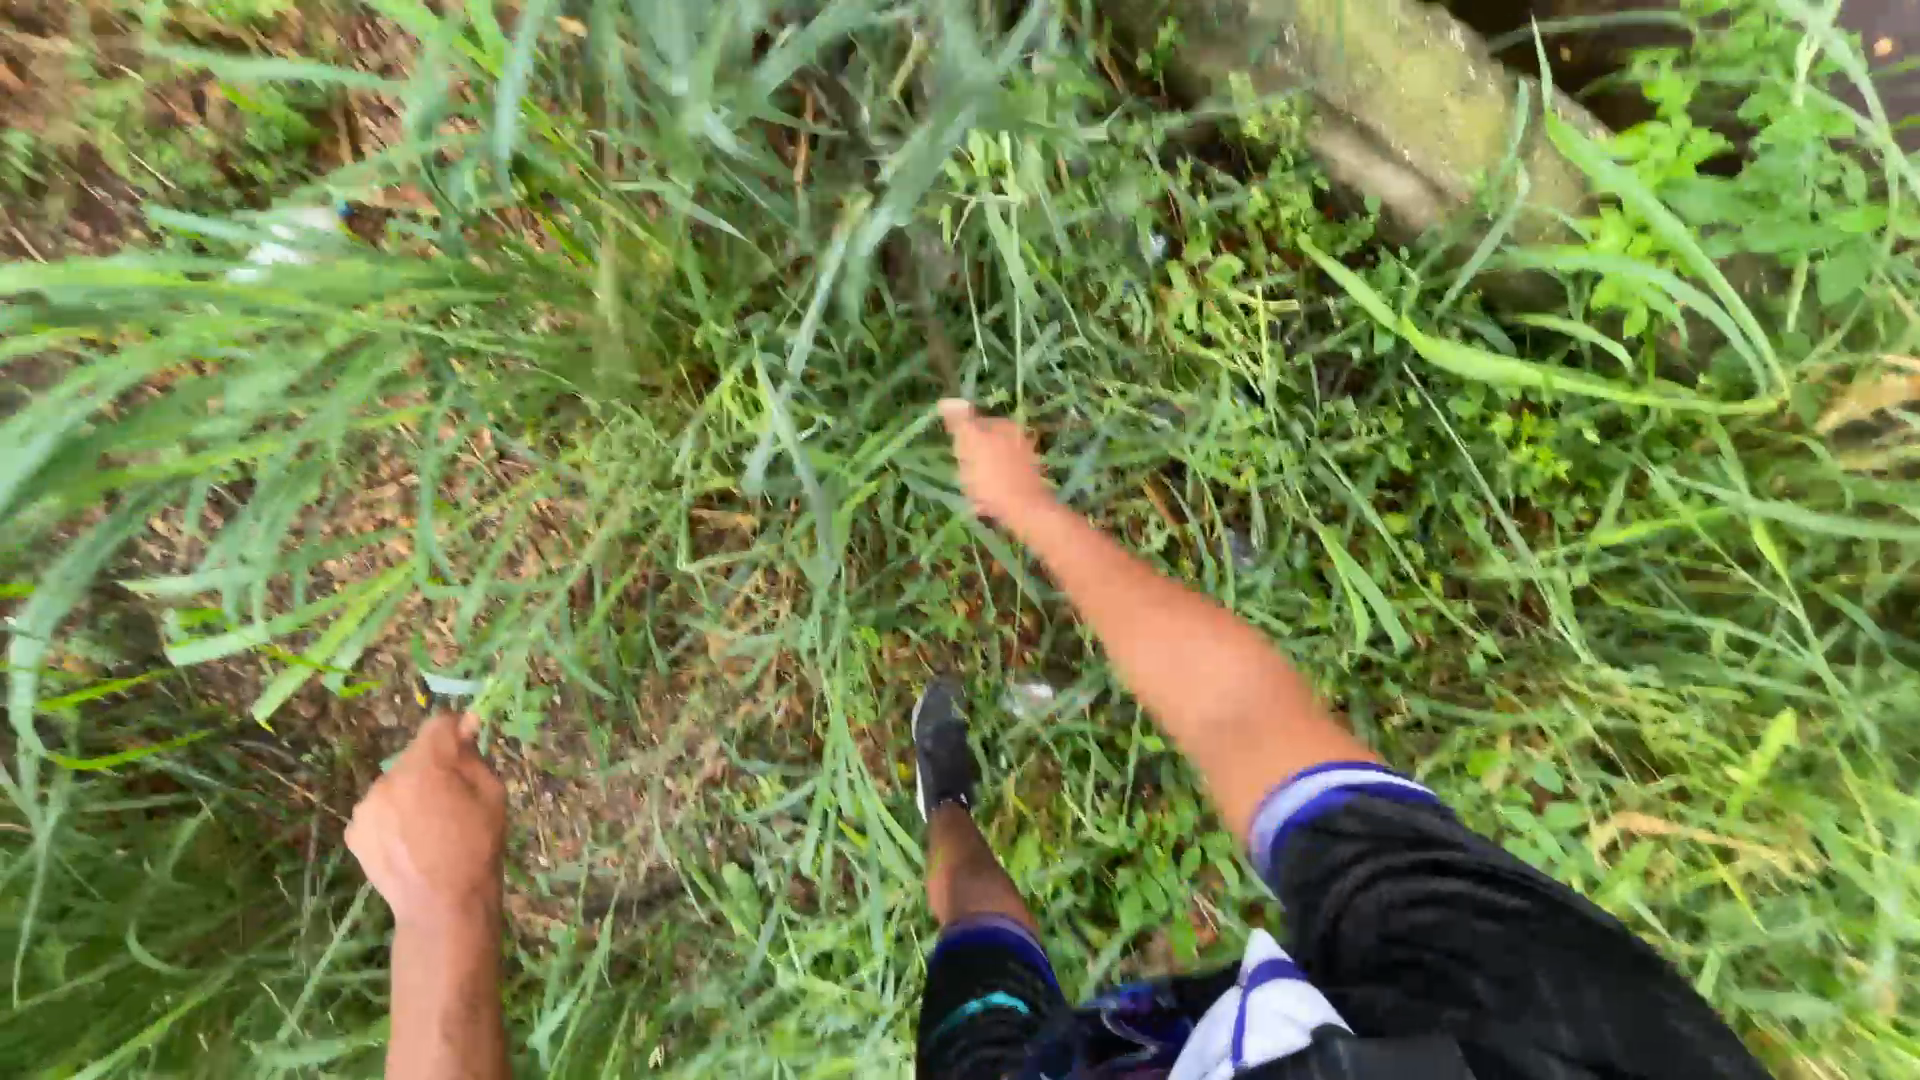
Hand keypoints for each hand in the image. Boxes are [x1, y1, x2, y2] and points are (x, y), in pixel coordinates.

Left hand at [347, 712, 505, 929]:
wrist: (441, 902)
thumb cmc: (478, 845)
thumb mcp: (492, 793)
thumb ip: (473, 757)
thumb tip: (465, 726)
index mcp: (426, 767)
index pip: (439, 724)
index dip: (458, 728)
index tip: (471, 742)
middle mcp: (387, 780)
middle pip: (416, 754)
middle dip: (436, 764)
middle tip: (455, 794)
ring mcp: (366, 807)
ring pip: (397, 781)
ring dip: (414, 789)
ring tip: (431, 822)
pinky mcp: (355, 831)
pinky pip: (382, 807)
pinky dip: (396, 813)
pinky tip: (411, 838)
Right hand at [939, 398, 1055, 527]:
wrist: (1024, 511)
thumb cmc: (993, 476)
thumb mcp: (972, 443)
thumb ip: (960, 421)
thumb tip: (947, 400)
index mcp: (1006, 426)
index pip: (974, 424)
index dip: (962, 440)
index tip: (959, 455)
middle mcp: (1018, 439)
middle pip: (981, 446)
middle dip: (970, 461)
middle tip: (967, 476)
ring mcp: (1023, 462)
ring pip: (988, 466)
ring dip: (977, 479)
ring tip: (975, 494)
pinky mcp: (1024, 485)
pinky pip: (997, 484)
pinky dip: (988, 493)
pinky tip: (984, 504)